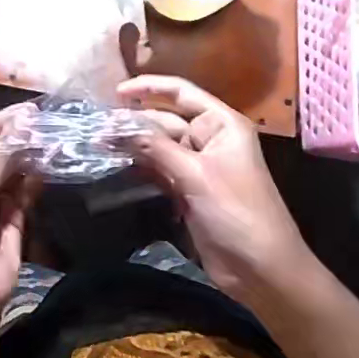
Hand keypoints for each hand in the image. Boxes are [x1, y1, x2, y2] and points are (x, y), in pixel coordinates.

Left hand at [0, 103, 39, 317]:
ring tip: (64, 137)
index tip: (39, 108)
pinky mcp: (17, 211)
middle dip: (28, 135)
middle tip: (59, 121)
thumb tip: (28, 118)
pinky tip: (59, 161)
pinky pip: (31, 186)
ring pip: (21, 165)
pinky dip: (43, 174)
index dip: (11, 118)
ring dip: (38, 153)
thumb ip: (5, 150)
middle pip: (6, 145)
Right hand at [117, 76, 312, 299]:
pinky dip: (141, 166)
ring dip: (134, 145)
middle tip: (98, 126)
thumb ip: (156, 147)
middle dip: (135, 120)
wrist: (261, 269)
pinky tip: (117, 164)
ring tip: (100, 143)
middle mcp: (210, 139)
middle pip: (166, 119)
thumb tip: (118, 126)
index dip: (149, 88)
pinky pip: (160, 170)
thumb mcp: (196, 175)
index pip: (182, 93)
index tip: (116, 92)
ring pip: (160, 146)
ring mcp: (198, 166)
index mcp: (222, 124)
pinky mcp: (188, 190)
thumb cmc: (237, 212)